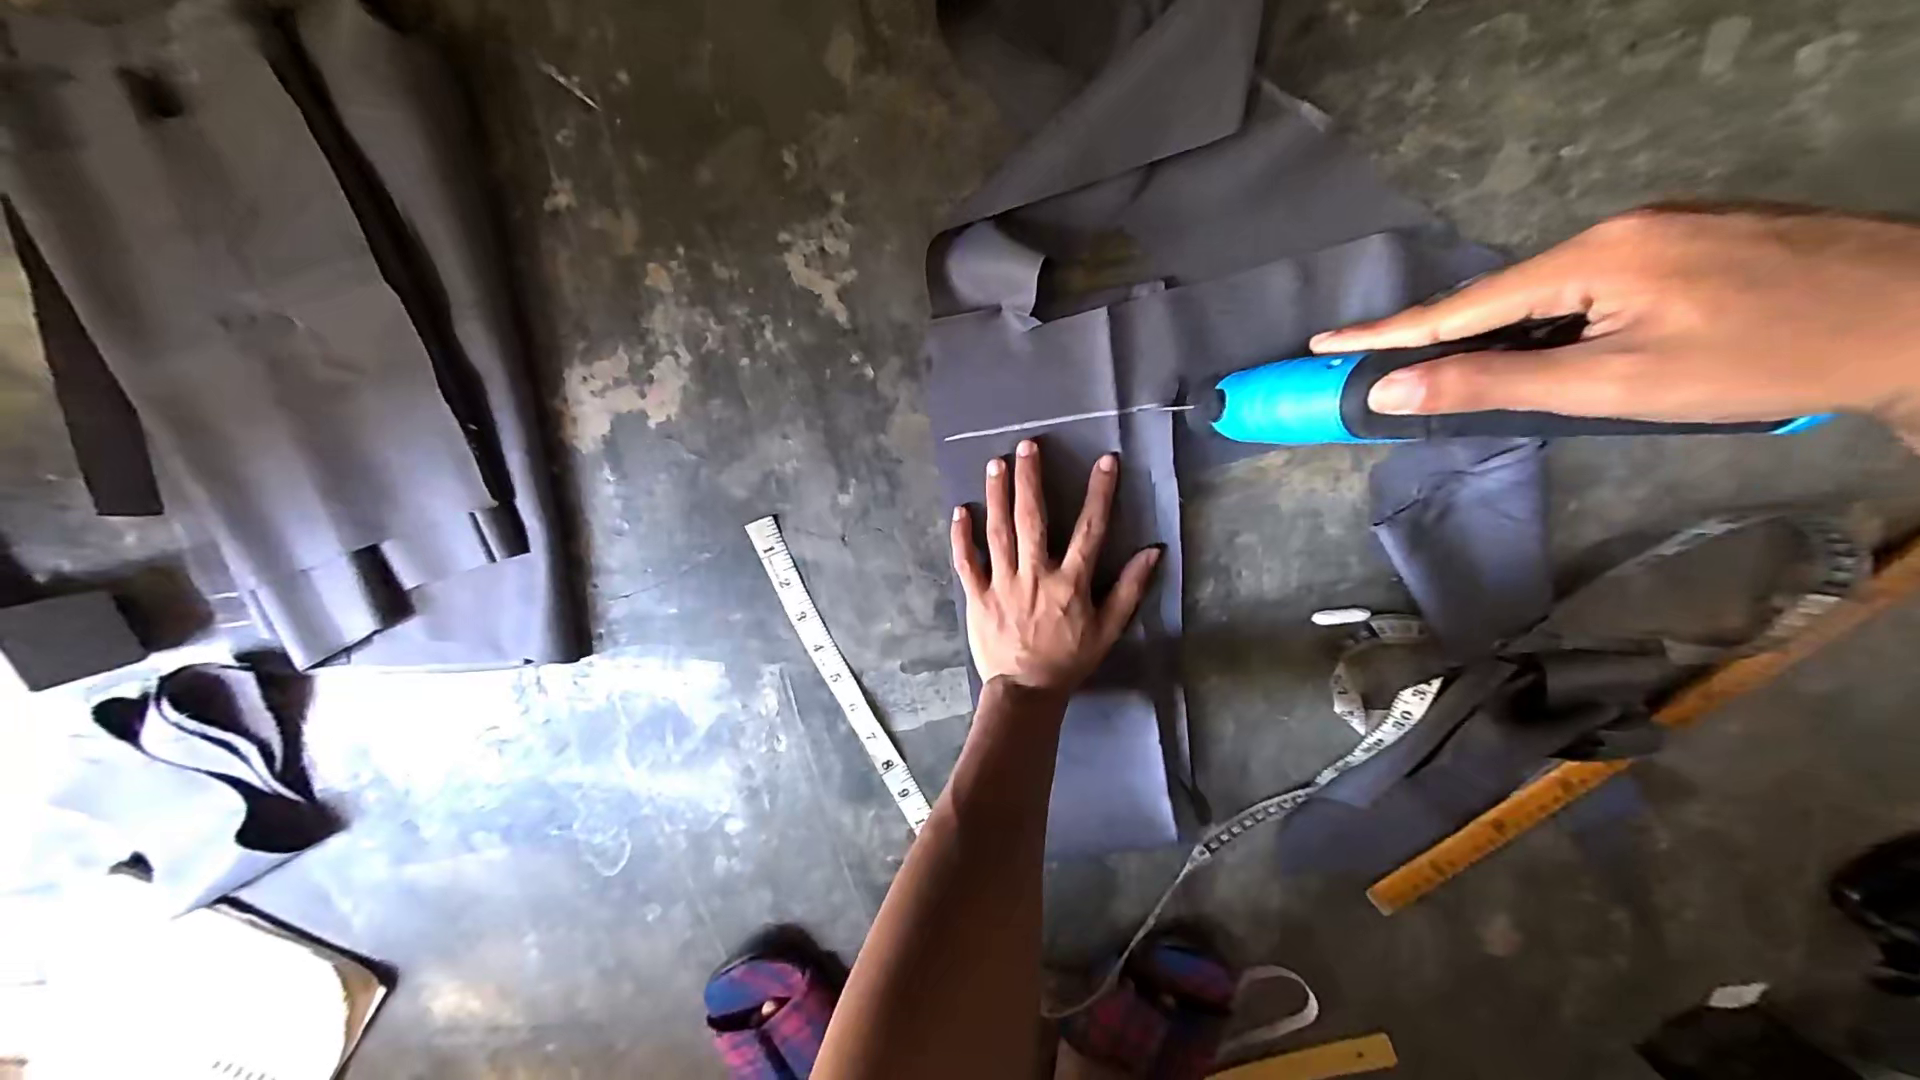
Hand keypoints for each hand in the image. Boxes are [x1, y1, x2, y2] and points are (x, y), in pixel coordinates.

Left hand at [949, 440, 1160, 692]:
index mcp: (1071, 583)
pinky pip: (966, 563)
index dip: (1099, 493)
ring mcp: (1002, 585)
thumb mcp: (1109, 629)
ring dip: (996, 496)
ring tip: (996, 463)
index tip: (1105, 461)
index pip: (1090, 529)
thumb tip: (1153, 551)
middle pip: (1033, 519)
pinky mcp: (977, 597)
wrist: (1026, 691)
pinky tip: (959, 510)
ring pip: (998, 532)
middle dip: (1030, 480)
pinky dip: (961, 537)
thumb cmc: (1070, 659)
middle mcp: (1036, 576)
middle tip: (1027, 445)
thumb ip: (1130, 589)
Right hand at [1310, 206, 1919, 447]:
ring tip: (1487, 371)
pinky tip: (1564, 344)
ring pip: (1547, 288)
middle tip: (1393, 369)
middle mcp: (1618, 227)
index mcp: (1592, 256)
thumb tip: (1391, 391)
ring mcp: (1660, 226)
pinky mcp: (1692, 237)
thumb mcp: (1610, 386)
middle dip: (1444, 335)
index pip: (1459, 307)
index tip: (1323, 340)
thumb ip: (1492, 385)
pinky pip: (1590, 279)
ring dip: (1504, 331)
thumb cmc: (1761, 363)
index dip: (1384, 331)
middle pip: (1502, 293)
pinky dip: (1553, 317)